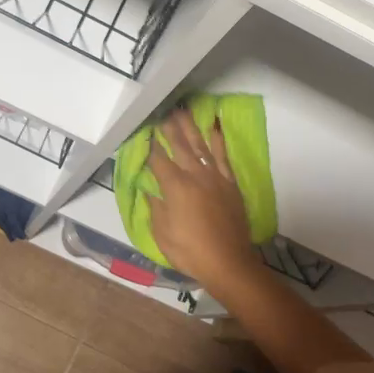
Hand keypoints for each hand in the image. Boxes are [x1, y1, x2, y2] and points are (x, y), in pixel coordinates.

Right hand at [147, 107, 256, 283]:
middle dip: (169, 128)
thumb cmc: (190, 252)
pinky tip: (214, 128)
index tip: (143, 131)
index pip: (158, 160)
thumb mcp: (162, 234)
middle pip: (179, 145)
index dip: (149, 145)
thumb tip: (151, 191)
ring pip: (200, 145)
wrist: (228, 262)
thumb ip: (156, 208)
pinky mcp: (230, 184)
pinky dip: (219, 141)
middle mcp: (195, 175)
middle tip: (161, 111)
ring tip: (182, 110)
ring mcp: (215, 177)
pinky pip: (224, 157)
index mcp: (174, 187)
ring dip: (190, 127)